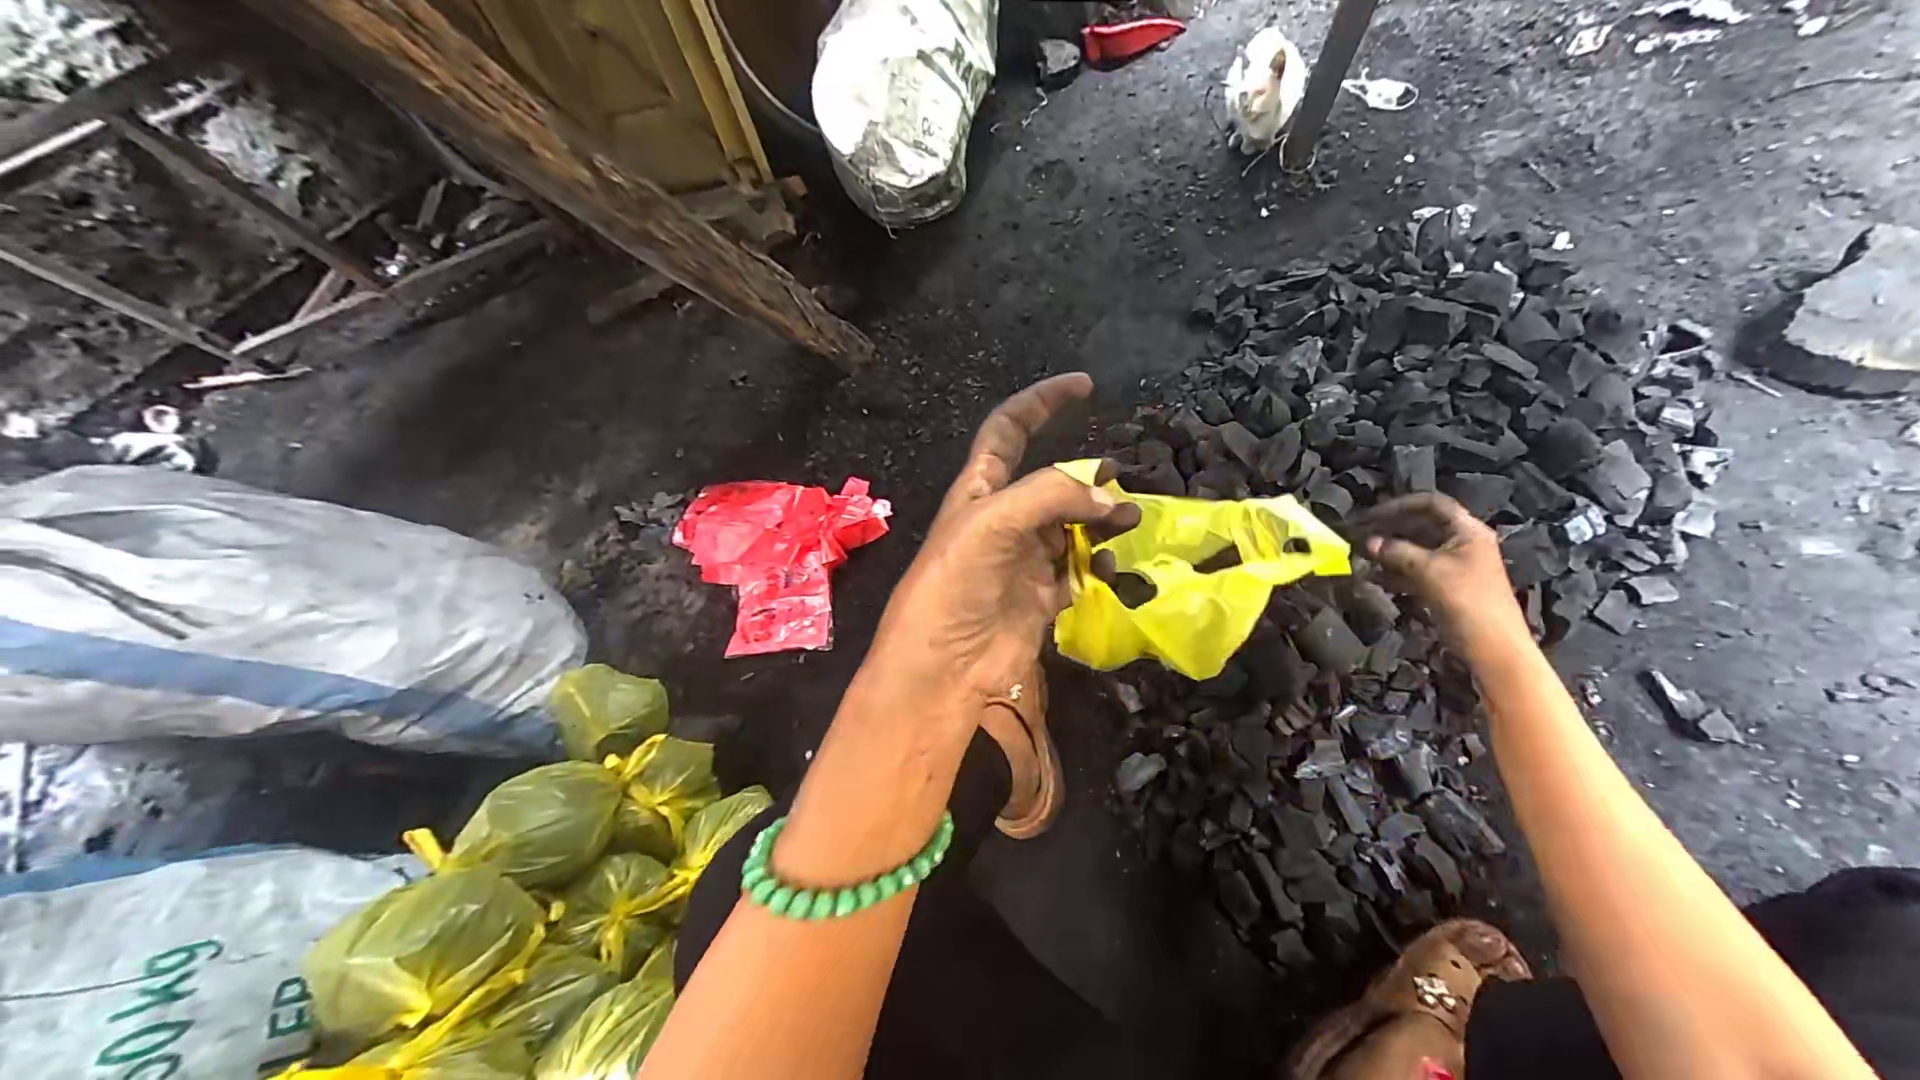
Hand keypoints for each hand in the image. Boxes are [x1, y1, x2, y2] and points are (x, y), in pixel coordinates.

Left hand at [860, 373, 1139, 715]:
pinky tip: (1111, 566)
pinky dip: (1100, 564)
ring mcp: (1024, 557)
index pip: (1009, 429)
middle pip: (1051, 481)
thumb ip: (1051, 496)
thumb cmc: (955, 582)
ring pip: (1072, 525)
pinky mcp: (1042, 594)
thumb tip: (1107, 496)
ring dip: (1101, 519)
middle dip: (1086, 474)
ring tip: (1127, 519)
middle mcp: (1003, 518)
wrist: (946, 664)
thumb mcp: (992, 522)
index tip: (1083, 385)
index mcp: (979, 488)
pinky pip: (1080, 568)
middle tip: (1118, 478)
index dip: (1042, 401)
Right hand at [1349, 494, 1526, 657]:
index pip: (1431, 504)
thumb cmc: (1467, 602)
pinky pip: (1413, 570)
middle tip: (1357, 536)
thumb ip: (1396, 553)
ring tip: (1359, 556)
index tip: (1371, 515)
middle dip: (1388, 530)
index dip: (1400, 505)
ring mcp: (1452, 565)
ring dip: (1387, 552)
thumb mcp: (1429, 572)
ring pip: (1413, 549)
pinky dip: (1393, 571)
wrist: (1493, 647)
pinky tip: (1371, 577)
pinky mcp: (1443, 585)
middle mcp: (1460, 543)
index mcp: (1467, 531)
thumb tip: (1367, 542)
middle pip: (1419, 526)